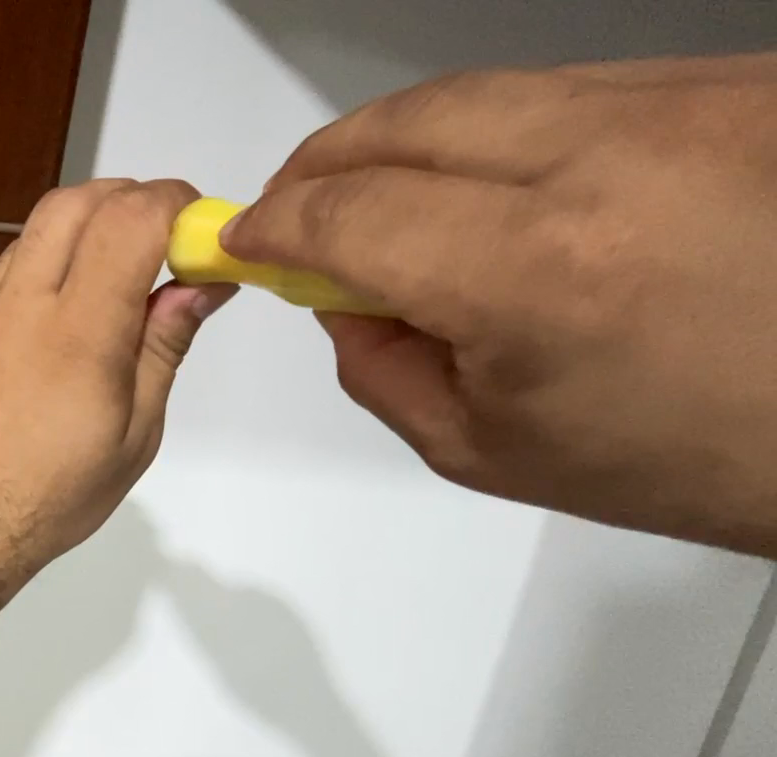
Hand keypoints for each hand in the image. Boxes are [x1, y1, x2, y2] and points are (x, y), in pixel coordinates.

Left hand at [0, 178, 234, 590]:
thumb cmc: (54, 496)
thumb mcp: (134, 434)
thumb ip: (164, 346)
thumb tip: (200, 283)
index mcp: (78, 332)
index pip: (131, 217)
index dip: (175, 204)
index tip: (195, 234)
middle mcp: (19, 307)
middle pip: (73, 202)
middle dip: (125, 200)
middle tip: (153, 245)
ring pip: (30, 235)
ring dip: (76, 237)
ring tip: (101, 291)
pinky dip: (33, 274)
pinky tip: (46, 323)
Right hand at [224, 53, 776, 556]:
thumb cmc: (684, 457)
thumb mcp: (475, 444)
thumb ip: (376, 364)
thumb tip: (334, 294)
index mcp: (536, 274)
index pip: (351, 213)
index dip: (275, 223)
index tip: (241, 239)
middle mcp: (620, 161)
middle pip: (411, 121)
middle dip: (322, 161)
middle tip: (288, 206)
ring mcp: (699, 106)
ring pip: (487, 94)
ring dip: (401, 148)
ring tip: (377, 203)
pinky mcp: (747, 86)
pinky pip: (569, 92)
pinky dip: (492, 137)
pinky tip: (482, 191)